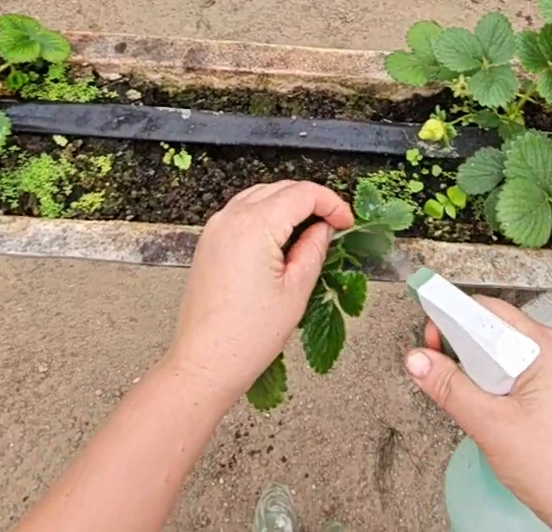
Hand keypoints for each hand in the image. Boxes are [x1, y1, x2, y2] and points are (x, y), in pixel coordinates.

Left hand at [163, 180, 353, 403]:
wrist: (204, 363)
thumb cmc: (248, 335)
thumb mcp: (296, 291)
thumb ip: (314, 249)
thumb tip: (324, 228)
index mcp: (255, 226)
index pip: (302, 194)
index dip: (331, 203)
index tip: (347, 221)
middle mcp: (231, 217)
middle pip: (281, 188)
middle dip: (312, 200)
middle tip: (335, 223)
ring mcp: (216, 227)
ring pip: (261, 195)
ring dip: (288, 202)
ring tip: (311, 227)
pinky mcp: (209, 240)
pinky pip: (242, 210)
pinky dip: (266, 212)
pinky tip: (281, 235)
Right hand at [405, 296, 551, 531]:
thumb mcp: (491, 426)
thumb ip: (450, 388)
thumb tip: (419, 360)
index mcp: (542, 348)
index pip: (484, 311)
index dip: (450, 317)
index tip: (427, 330)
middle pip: (492, 329)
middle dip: (460, 345)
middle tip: (438, 367)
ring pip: (503, 353)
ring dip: (477, 367)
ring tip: (469, 397)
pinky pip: (517, 373)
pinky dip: (495, 383)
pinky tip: (490, 409)